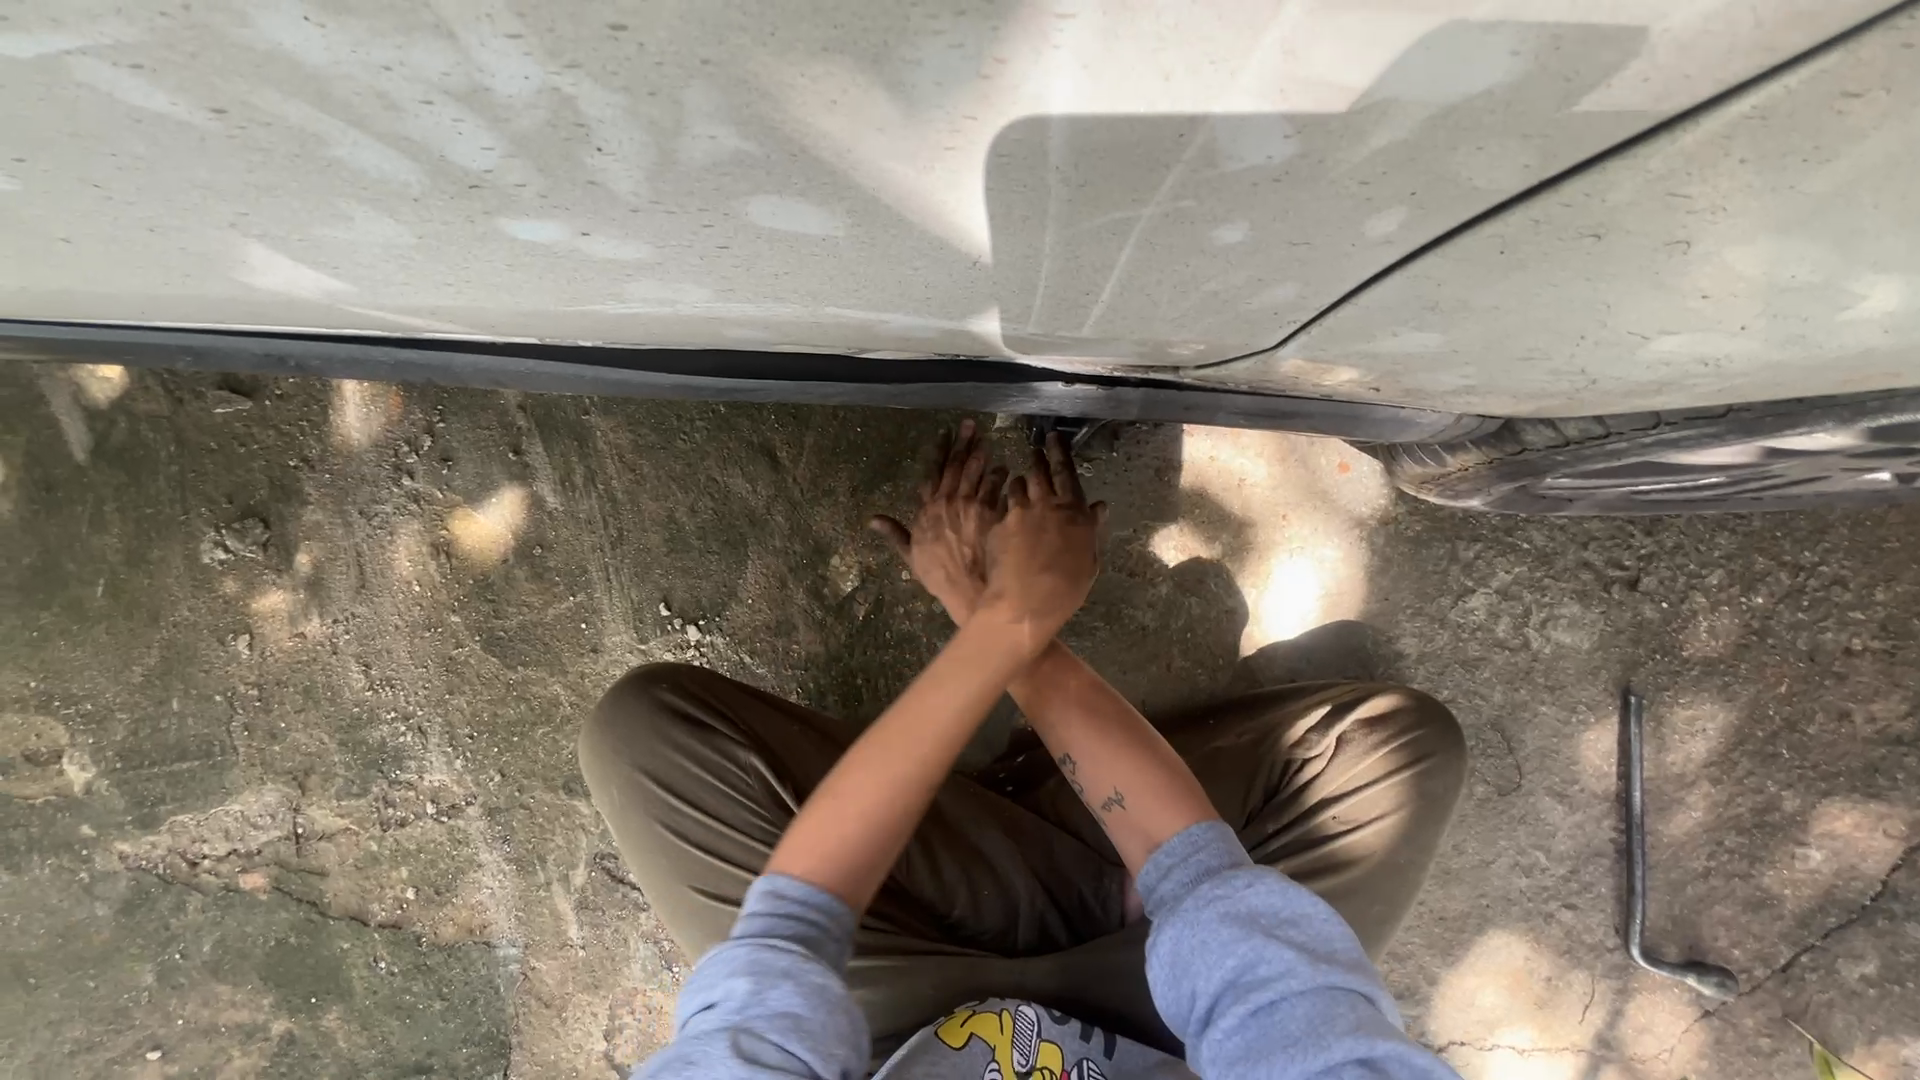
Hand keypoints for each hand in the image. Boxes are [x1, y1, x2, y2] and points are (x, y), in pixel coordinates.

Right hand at [870, 419, 1008, 622]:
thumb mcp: (911, 555)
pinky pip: (996, 487)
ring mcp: (968, 504)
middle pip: (954, 465)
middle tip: (969, 424)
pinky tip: (1005, 468)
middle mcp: (946, 501)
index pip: (931, 473)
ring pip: (975, 471)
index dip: (938, 452)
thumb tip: (872, 520)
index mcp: (927, 510)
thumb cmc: (939, 576)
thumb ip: (894, 534)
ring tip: (986, 439)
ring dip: (981, 454)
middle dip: (961, 443)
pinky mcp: (989, 511)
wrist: (967, 589)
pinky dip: (1000, 476)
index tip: (943, 434)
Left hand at [978, 433, 1104, 646]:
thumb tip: (1099, 506)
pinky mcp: (999, 525)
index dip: (1060, 452)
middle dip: (1038, 457)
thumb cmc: (1066, 589)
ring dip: (1019, 481)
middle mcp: (1047, 505)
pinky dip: (1002, 505)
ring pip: (1018, 486)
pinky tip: (999, 509)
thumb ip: (1091, 529)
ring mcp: (1020, 513)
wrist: (1026, 603)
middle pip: (1040, 472)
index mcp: (1074, 512)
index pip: (1067, 473)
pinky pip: (1000, 507)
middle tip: (1035, 447)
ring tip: (1017, 480)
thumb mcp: (1089, 560)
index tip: (1054, 437)